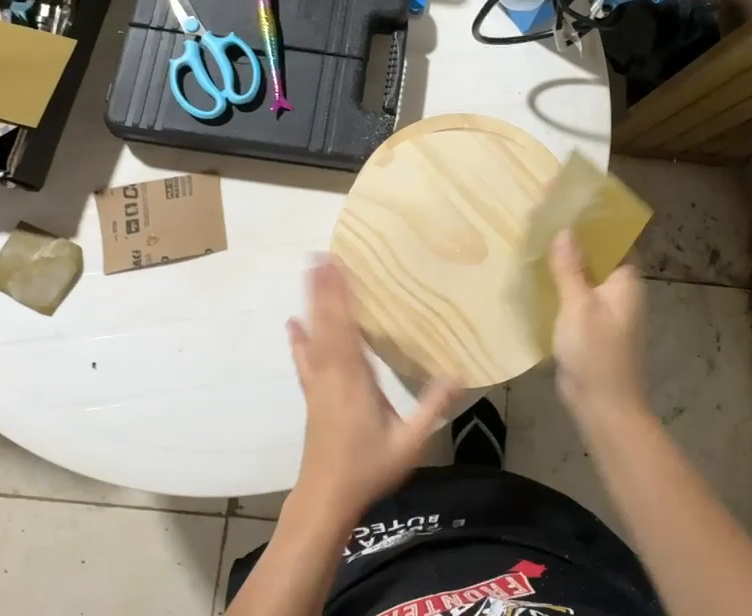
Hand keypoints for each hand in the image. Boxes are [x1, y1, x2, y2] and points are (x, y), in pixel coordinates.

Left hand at [286, 261, 458, 527]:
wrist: (326, 498)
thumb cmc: (369, 469)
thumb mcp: (409, 442)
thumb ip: (432, 408)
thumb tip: (459, 375)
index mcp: (354, 379)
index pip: (346, 329)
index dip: (341, 296)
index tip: (338, 266)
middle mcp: (331, 374)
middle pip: (326, 322)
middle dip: (324, 288)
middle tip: (321, 253)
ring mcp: (318, 383)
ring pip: (314, 334)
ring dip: (312, 302)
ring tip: (310, 271)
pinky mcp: (311, 394)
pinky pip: (304, 359)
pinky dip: (298, 339)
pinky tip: (292, 323)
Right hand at [550, 230, 647, 420]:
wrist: (603, 408)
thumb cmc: (596, 354)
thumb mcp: (579, 306)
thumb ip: (571, 268)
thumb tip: (564, 231)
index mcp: (625, 282)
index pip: (618, 239)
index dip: (598, 220)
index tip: (572, 201)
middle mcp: (619, 292)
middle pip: (599, 255)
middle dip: (575, 238)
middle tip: (544, 216)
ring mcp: (605, 311)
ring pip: (585, 276)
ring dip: (564, 262)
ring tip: (534, 240)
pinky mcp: (590, 327)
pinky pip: (575, 296)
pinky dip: (559, 285)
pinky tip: (535, 278)